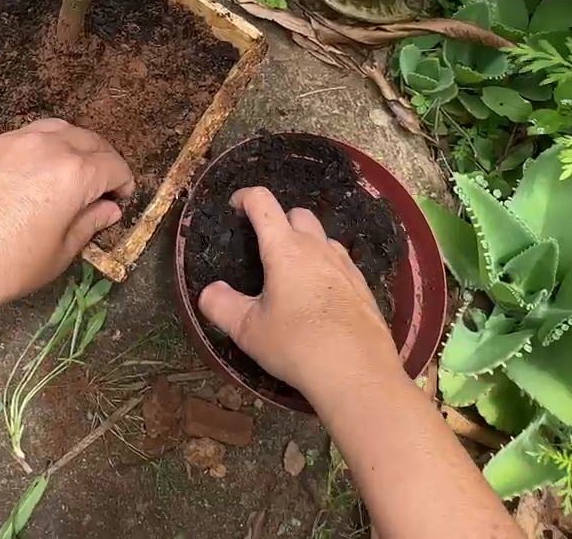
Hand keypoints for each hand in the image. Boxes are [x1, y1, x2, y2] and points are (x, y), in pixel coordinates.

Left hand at [0, 118, 134, 316]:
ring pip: (57, 129)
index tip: (122, 199)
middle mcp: (47, 146)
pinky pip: (25, 136)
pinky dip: (42, 146)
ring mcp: (13, 140)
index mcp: (73, 173)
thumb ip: (89, 224)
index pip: (113, 166)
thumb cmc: (4, 268)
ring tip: (73, 171)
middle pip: (89, 141)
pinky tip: (34, 172)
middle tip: (103, 186)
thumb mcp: (58, 255)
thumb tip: (109, 208)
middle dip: (103, 160)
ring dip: (74, 145)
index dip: (124, 183)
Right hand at [197, 187, 402, 399]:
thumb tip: (208, 291)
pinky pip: (341, 262)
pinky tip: (321, 297)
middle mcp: (316, 248)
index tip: (235, 207)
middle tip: (265, 248)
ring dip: (305, 243)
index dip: (245, 197)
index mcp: (285, 249)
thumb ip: (221, 306)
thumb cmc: (297, 346)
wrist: (358, 374)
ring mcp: (344, 265)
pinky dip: (326, 267)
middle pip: (297, 213)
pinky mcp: (363, 285)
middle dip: (279, 220)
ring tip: (293, 275)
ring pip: (322, 237)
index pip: (263, 202)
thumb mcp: (248, 331)